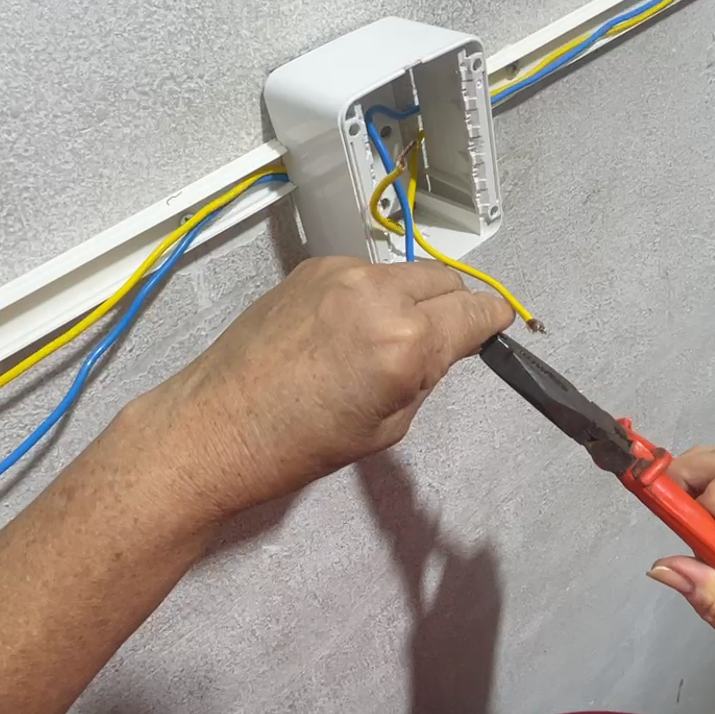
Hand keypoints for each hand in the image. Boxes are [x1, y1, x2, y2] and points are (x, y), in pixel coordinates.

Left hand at [141, 257, 512, 520]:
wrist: (219, 425)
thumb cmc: (302, 445)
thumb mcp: (388, 426)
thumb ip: (424, 373)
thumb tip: (440, 344)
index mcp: (405, 341)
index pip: (476, 311)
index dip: (493, 320)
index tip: (495, 327)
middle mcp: (378, 293)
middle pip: (447, 279)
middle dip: (454, 307)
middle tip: (437, 341)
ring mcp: (340, 274)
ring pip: (404, 274)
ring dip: (410, 299)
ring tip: (380, 339)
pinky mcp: (311, 268)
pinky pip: (364, 275)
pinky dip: (370, 295)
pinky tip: (343, 329)